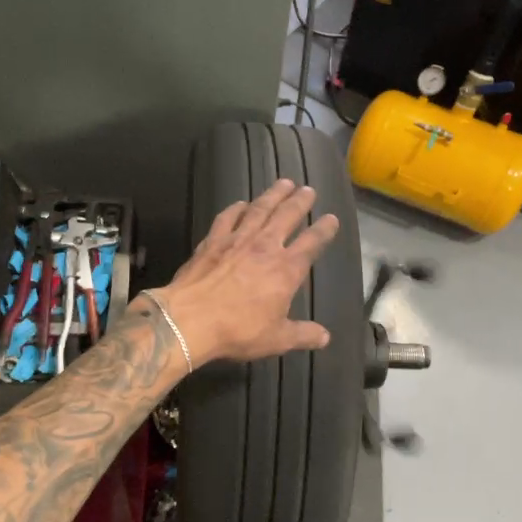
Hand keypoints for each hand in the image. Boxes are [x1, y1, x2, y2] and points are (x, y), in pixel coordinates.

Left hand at [145, 179, 340, 364]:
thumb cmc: (238, 330)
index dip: (324, 230)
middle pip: (287, 216)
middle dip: (300, 201)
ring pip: (259, 209)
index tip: (332, 219)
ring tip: (284, 182)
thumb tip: (325, 337)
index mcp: (286, 269)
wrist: (189, 320)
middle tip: (308, 189)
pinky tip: (240, 203)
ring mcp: (236, 240)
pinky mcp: (211, 241)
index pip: (312, 243)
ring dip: (273, 195)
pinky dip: (236, 208)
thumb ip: (303, 335)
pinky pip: (227, 217)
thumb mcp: (277, 339)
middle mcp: (264, 247)